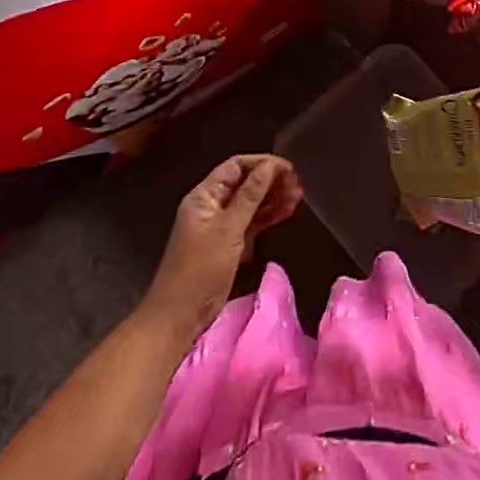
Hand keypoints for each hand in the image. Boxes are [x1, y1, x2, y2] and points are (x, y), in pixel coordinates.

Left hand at [143, 155, 301, 338]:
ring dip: (273, 197)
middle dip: (270, 180)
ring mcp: (220, 225)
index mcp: (204, 196)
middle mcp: (212, 205)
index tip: (288, 168)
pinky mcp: (229, 243)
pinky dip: (268, 215)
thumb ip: (250, 195)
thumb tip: (269, 166)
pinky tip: (287, 211)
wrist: (180, 315)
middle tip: (298, 184)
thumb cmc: (200, 269)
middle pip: (244, 183)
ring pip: (250, 202)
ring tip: (298, 196)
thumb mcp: (228, 229)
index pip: (236, 166)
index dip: (262, 163)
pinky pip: (251, 221)